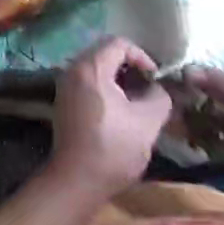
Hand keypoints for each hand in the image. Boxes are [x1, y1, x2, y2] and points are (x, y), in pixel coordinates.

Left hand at [49, 38, 172, 194]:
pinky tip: (121, 110)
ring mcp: (65, 87)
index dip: (142, 56)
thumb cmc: (113, 147)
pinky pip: (88, 83)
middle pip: (105, 53)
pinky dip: (106, 89)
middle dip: (131, 67)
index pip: (119, 43)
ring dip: (119, 79)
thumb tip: (159, 89)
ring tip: (138, 100)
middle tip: (149, 86)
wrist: (77, 180)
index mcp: (90, 69)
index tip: (155, 78)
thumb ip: (159, 96)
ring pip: (96, 69)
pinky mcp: (64, 103)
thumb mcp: (148, 121)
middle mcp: (72, 71)